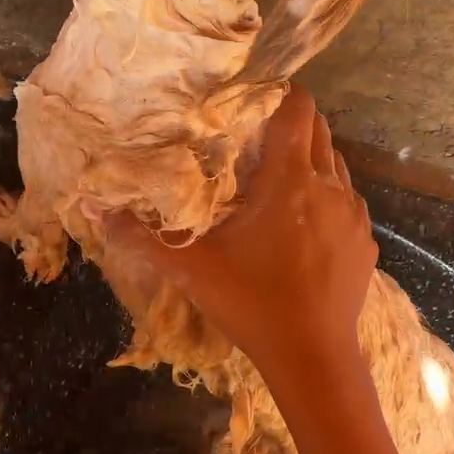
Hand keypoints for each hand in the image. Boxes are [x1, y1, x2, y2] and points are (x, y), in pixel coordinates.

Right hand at [102, 85, 377, 389]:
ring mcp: (354, 215)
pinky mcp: (365, 242)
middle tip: (251, 138)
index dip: (278, 95)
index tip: (249, 101)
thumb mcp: (187, 267)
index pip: (297, 109)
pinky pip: (346, 200)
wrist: (313, 359)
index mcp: (289, 179)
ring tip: (273, 179)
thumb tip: (88, 206)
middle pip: (319, 130)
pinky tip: (299, 225)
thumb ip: (137, 234)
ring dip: (308, 160)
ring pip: (335, 164)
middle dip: (289, 124)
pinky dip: (324, 197)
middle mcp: (329, 186)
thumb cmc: (248, 302)